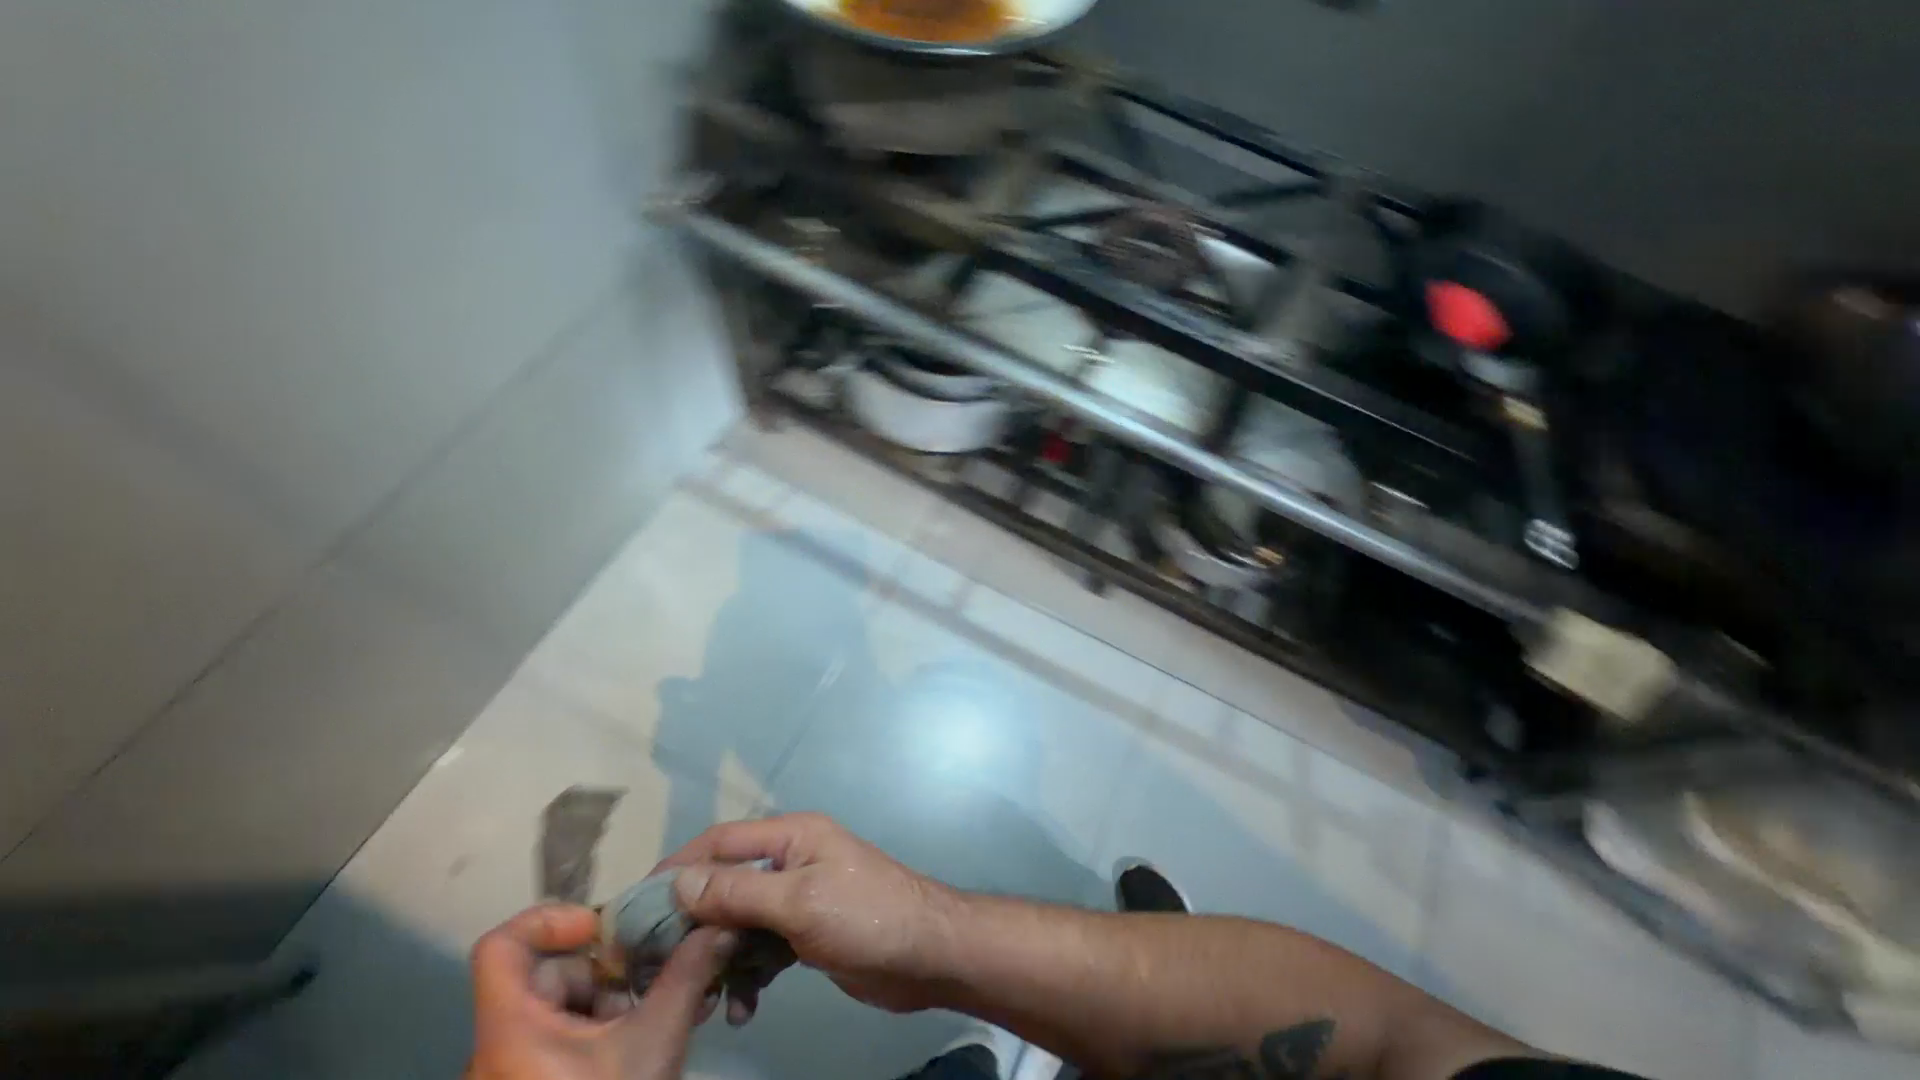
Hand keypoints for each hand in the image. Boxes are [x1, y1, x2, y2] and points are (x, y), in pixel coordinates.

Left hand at [467, 904, 734, 1079]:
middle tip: (656, 979)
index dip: (547, 921)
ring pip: (566, 1005)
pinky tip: (649, 1037)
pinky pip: (568, 1036)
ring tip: (662, 1015)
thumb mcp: (653, 1044)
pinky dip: (608, 1028)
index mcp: (510, 1027)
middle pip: (550, 973)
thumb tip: (719, 924)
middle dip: (610, 971)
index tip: (603, 932)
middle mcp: (501, 1042)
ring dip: (618, 1000)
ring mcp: (517, 1069)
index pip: (500, 945)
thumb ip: (686, 977)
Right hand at [656, 813, 959, 1019]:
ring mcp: (801, 899)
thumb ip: (738, 892)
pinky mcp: (809, 934)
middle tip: (658, 961)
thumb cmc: (866, 916)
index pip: (720, 843)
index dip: (678, 867)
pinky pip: (765, 950)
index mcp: (792, 838)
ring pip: (742, 922)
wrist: (929, 955)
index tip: (637, 902)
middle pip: (727, 884)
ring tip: (703, 994)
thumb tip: (679, 882)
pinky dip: (750, 974)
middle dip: (694, 921)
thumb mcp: (799, 902)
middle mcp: (792, 861)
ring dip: (721, 956)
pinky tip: (742, 1007)